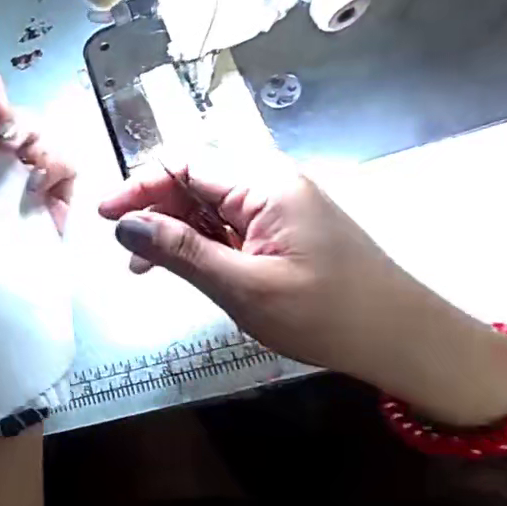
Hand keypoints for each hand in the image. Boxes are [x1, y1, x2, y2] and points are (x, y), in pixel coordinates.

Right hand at [97, 156, 506, 425]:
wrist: (401, 338)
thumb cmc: (325, 314)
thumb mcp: (243, 287)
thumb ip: (182, 251)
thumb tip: (127, 223)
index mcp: (265, 186)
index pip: (187, 167)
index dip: (141, 186)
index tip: (105, 216)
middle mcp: (273, 186)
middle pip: (198, 185)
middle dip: (157, 213)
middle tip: (126, 254)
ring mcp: (284, 211)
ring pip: (214, 210)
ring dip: (178, 234)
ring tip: (146, 269)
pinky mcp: (290, 235)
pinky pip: (236, 230)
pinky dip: (207, 247)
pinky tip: (190, 269)